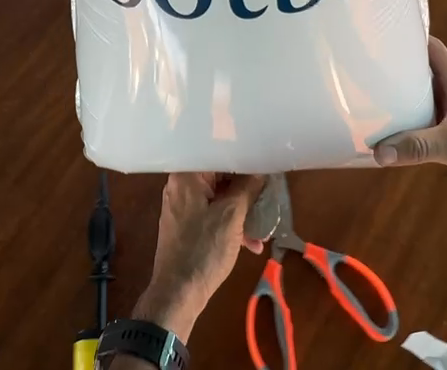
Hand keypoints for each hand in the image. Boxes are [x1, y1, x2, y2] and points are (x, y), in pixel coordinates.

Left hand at [134, 172, 265, 340]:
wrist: (178, 293)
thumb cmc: (204, 249)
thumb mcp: (232, 216)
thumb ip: (247, 188)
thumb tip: (261, 170)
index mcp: (186, 176)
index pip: (217, 154)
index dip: (242, 159)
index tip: (264, 164)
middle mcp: (180, 185)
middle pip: (218, 177)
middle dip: (245, 190)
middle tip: (268, 198)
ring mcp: (182, 206)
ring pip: (218, 198)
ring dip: (241, 211)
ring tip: (263, 229)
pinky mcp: (185, 225)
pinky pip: (212, 214)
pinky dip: (230, 224)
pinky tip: (251, 244)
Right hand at [374, 37, 446, 228]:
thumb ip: (416, 146)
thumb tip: (378, 151)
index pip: (433, 49)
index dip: (409, 38)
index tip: (381, 35)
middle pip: (421, 74)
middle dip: (396, 69)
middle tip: (365, 67)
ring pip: (420, 101)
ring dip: (398, 100)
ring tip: (367, 98)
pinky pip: (422, 126)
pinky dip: (405, 126)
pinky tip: (386, 133)